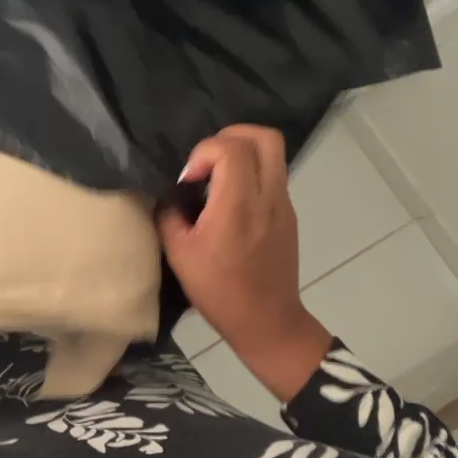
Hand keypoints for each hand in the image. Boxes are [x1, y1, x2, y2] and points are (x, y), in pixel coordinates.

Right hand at [158, 125, 333, 401]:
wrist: (268, 323)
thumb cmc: (219, 291)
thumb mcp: (179, 254)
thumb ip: (169, 215)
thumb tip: (170, 196)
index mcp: (239, 204)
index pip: (231, 148)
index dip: (203, 151)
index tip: (188, 179)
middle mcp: (268, 196)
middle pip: (264, 137)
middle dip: (231, 135)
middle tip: (207, 158)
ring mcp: (283, 204)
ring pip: (273, 153)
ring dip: (242, 153)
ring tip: (216, 177)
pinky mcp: (288, 215)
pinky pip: (272, 175)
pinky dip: (250, 172)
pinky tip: (229, 200)